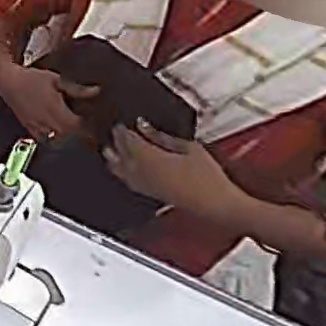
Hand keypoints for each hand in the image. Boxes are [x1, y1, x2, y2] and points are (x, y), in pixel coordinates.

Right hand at [0, 62, 96, 140]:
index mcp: (55, 109)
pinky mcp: (29, 127)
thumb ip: (76, 89)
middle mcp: (45, 120)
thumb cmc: (31, 79)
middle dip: (79, 136)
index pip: (76, 126)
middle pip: (67, 136)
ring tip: (74, 137)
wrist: (8, 82)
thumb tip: (95, 91)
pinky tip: (57, 135)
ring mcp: (36, 125)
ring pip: (55, 140)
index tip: (96, 127)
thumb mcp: (56, 80)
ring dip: (66, 140)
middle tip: (89, 135)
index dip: (87, 128)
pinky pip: (42, 139)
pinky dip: (51, 139)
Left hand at [104, 118, 247, 219]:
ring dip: (113, 155)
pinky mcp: (142, 191)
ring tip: (114, 146)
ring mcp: (138, 182)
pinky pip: (122, 177)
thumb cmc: (205, 175)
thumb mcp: (188, 148)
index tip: (120, 124)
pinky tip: (122, 164)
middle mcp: (137, 170)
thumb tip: (144, 126)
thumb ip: (161, 136)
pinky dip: (118, 167)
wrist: (212, 201)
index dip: (120, 129)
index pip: (125, 138)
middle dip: (115, 140)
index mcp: (147, 156)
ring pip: (114, 166)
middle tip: (117, 132)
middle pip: (117, 151)